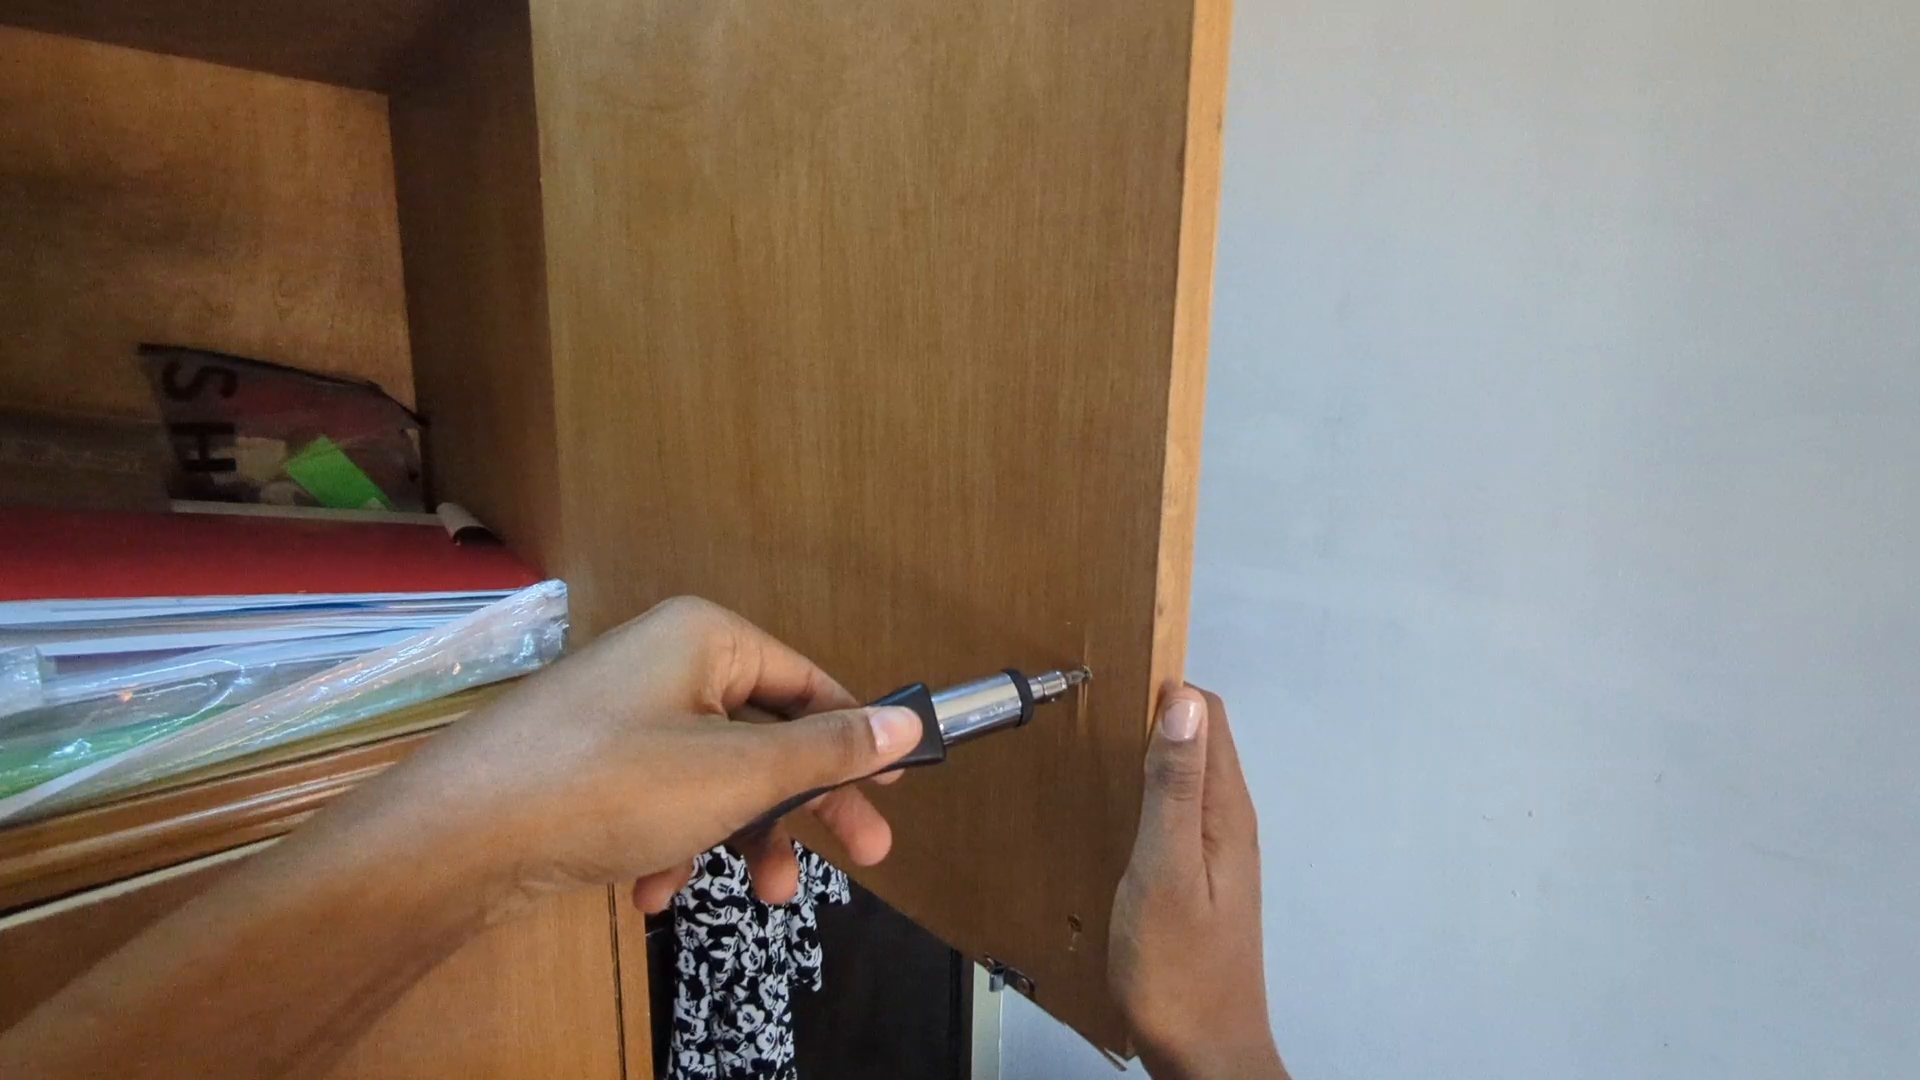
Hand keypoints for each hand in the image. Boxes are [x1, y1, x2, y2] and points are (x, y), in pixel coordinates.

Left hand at [363, 596, 920, 917]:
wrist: (443, 845)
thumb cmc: (615, 788)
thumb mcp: (739, 774)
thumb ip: (829, 750)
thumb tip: (909, 725)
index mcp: (709, 638)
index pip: (809, 684)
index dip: (854, 737)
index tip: (891, 788)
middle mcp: (671, 661)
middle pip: (767, 734)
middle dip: (805, 803)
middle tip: (863, 855)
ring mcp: (628, 709)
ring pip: (717, 771)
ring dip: (740, 833)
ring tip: (758, 897)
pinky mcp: (593, 757)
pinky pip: (662, 789)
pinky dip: (675, 838)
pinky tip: (653, 890)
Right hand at [1109, 687, 1286, 1079]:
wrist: (1204, 1055)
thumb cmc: (1177, 963)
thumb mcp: (1166, 869)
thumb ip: (1175, 787)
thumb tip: (1184, 702)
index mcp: (1226, 808)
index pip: (1208, 715)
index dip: (1168, 689)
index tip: (1115, 683)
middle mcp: (1229, 818)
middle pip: (1201, 737)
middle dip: (1157, 711)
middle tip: (1095, 714)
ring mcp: (1217, 846)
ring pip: (1188, 769)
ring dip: (1152, 746)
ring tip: (1096, 747)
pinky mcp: (1200, 870)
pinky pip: (1179, 803)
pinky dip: (1151, 783)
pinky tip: (1116, 801)